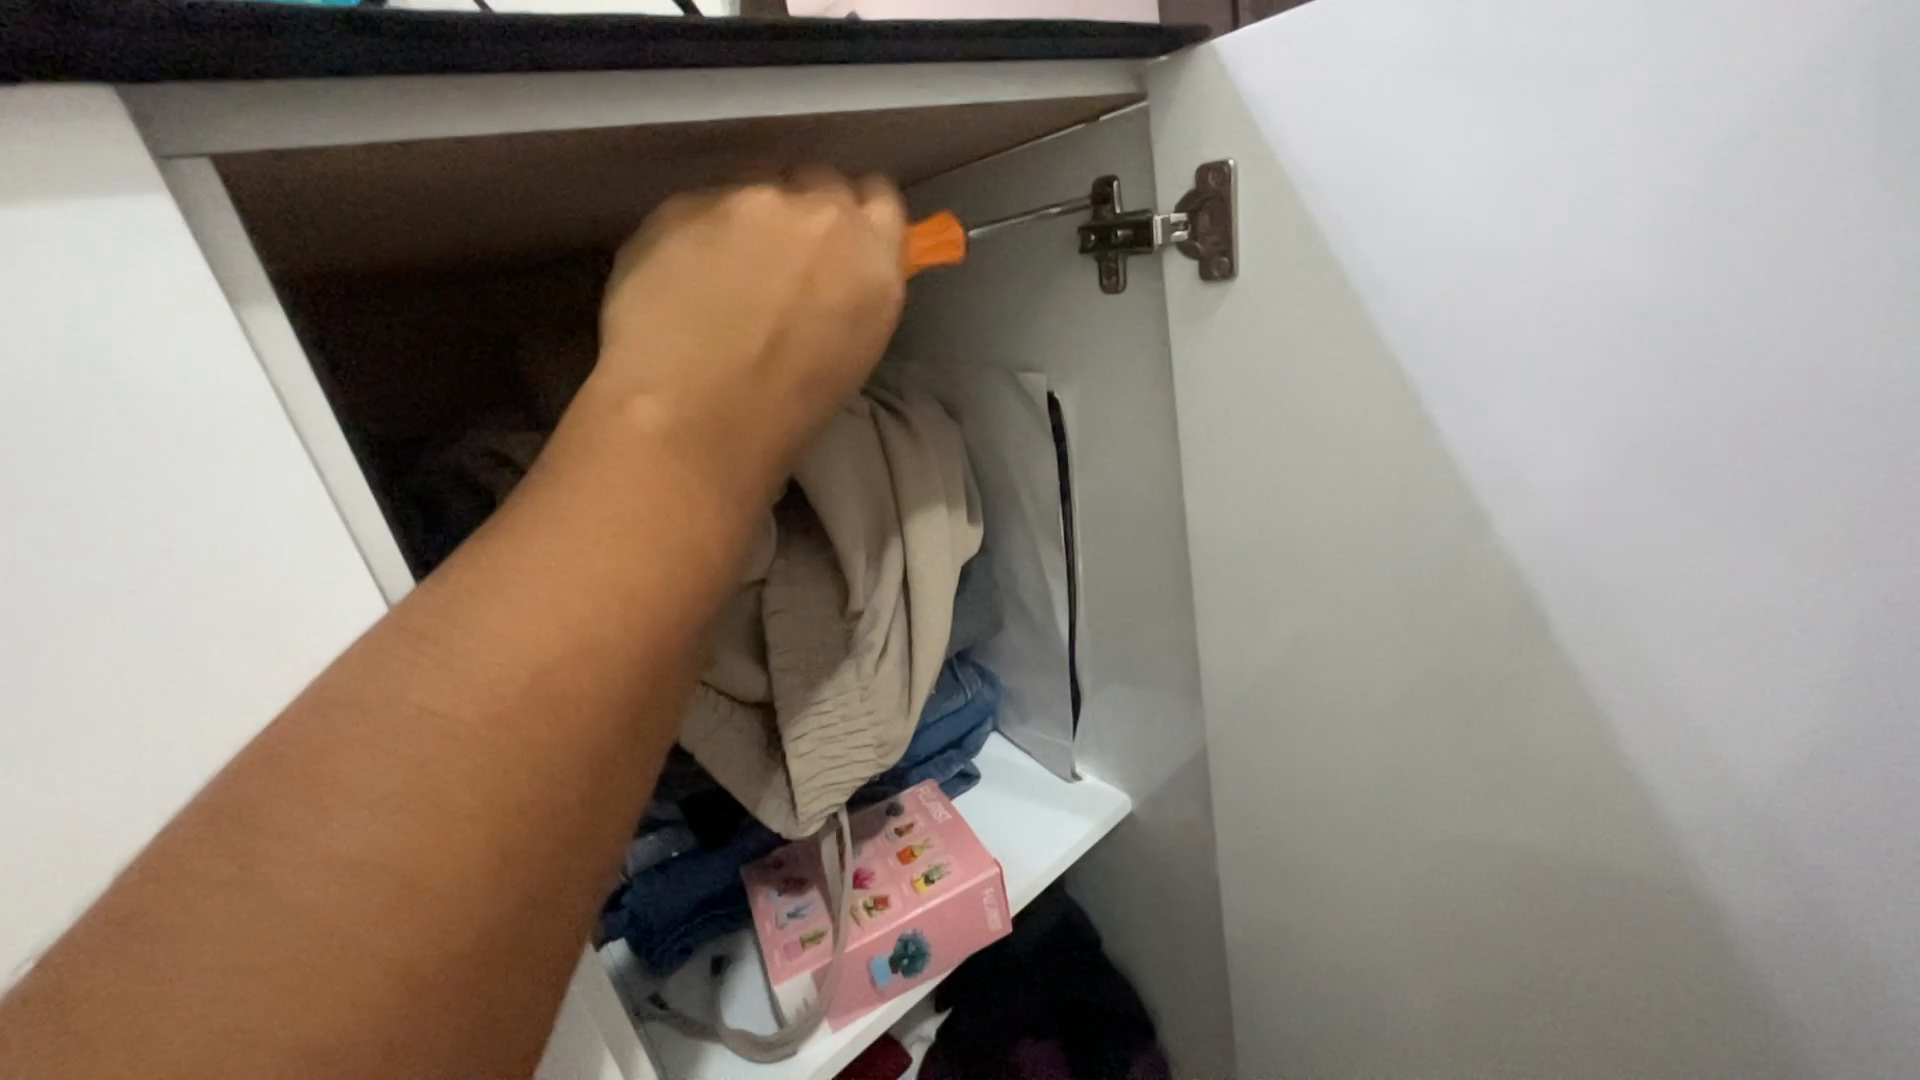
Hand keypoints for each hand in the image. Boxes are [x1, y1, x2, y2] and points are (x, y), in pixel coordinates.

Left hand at [570, 169, 907, 504]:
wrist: (693, 419)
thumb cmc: (786, 413)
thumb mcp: (853, 351)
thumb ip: (852, 289)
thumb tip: (833, 272)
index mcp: (873, 257)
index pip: (878, 199)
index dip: (854, 218)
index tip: (834, 244)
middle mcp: (819, 214)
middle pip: (818, 181)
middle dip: (803, 209)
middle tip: (778, 259)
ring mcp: (750, 201)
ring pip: (755, 186)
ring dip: (747, 218)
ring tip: (720, 274)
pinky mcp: (684, 203)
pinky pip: (698, 207)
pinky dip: (694, 236)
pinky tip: (678, 284)